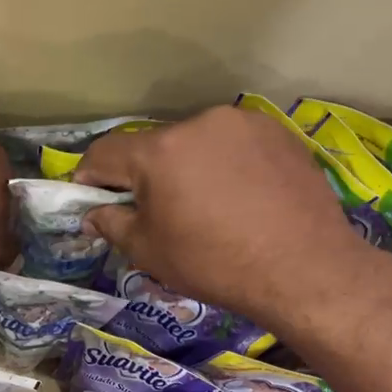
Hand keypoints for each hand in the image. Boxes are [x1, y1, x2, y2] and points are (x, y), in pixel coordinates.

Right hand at [73, 105, 381, 326]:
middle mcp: (199, 124)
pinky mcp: (277, 133)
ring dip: (184, 167)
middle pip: (152, 146)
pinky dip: (221, 165)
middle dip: (142, 175)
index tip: (90, 201)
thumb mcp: (148, 251)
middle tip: (151, 213)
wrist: (303, 267)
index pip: (104, 152)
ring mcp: (242, 123)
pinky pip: (231, 145)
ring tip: (200, 206)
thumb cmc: (213, 263)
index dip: (88, 177)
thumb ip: (113, 224)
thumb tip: (95, 213)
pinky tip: (235, 198)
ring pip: (194, 143)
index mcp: (159, 151)